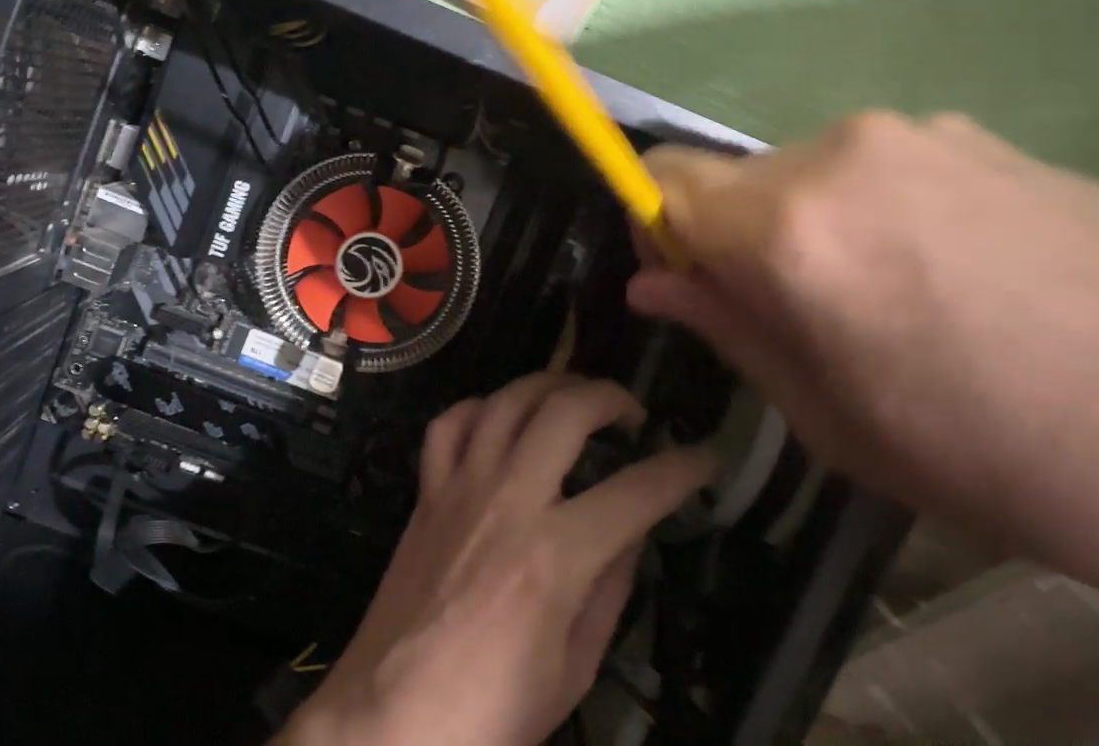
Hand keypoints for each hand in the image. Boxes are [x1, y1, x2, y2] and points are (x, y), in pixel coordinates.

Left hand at [280, 373, 713, 745]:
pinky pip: (448, 425)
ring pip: (505, 401)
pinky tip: (500, 419)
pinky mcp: (425, 494)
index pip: (638, 489)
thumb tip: (632, 530)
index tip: (705, 457)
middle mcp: (509, 500)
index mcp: (557, 554)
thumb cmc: (493, 710)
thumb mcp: (575, 666)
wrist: (392, 718)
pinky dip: (479, 408)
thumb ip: (610, 589)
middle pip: (566, 411)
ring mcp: (460, 489)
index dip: (683, 468)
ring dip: (548, 385)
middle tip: (635, 415)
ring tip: (575, 398)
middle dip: (612, 397)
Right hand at [626, 111, 1098, 695]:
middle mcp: (844, 153)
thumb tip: (653, 284)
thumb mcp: (841, 426)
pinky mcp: (992, 138)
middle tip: (797, 330)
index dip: (651, 234)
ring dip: (811, 235)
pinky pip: (883, 172)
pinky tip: (959, 289)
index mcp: (792, 227)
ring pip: (809, 177)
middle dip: (735, 244)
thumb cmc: (1017, 465)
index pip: (660, 182)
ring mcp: (927, 135)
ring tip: (893, 318)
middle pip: (735, 181)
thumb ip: (733, 334)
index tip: (684, 292)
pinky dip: (876, 219)